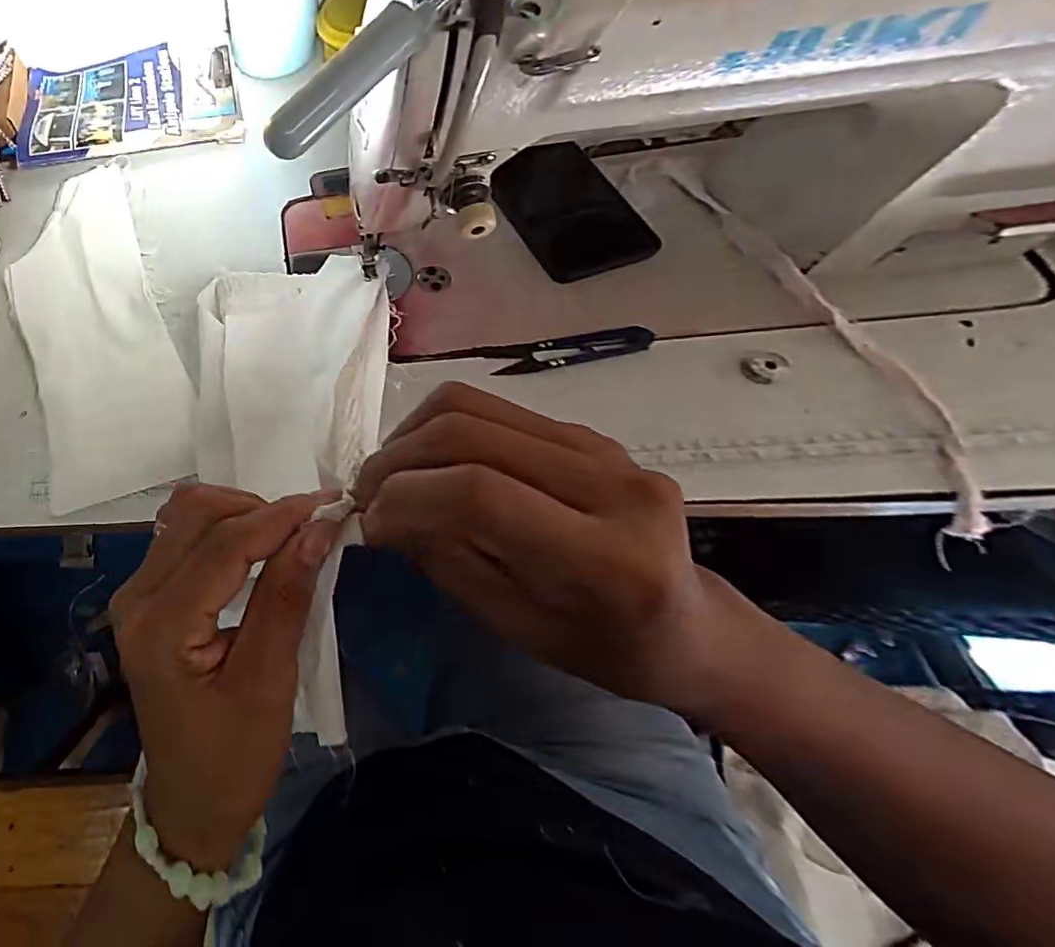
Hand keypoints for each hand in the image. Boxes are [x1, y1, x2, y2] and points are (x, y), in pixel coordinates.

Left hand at [111, 485, 337, 869]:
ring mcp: (136, 594)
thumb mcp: (269, 682)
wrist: (190, 801)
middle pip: (195, 514)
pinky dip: (227, 530)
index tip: (330, 504)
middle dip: (258, 509)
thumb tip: (317, 529)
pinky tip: (260, 548)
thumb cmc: (233, 756)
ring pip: (186, 517)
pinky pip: (183, 538)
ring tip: (289, 537)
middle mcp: (136, 597)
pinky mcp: (146, 597)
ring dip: (241, 514)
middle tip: (310, 527)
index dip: (280, 518)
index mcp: (161, 626)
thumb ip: (287, 598)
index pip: (223, 546)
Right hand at [353, 382, 774, 721]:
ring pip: (473, 406)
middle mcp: (612, 484)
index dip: (407, 499)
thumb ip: (446, 560)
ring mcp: (603, 447)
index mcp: (606, 559)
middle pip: (468, 434)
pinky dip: (440, 429)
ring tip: (390, 475)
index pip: (480, 494)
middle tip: (365, 496)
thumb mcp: (515, 625)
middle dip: (397, 460)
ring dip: (411, 435)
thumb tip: (381, 512)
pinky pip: (493, 409)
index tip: (369, 523)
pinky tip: (427, 463)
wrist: (689, 624)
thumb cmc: (603, 649)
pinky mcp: (586, 433)